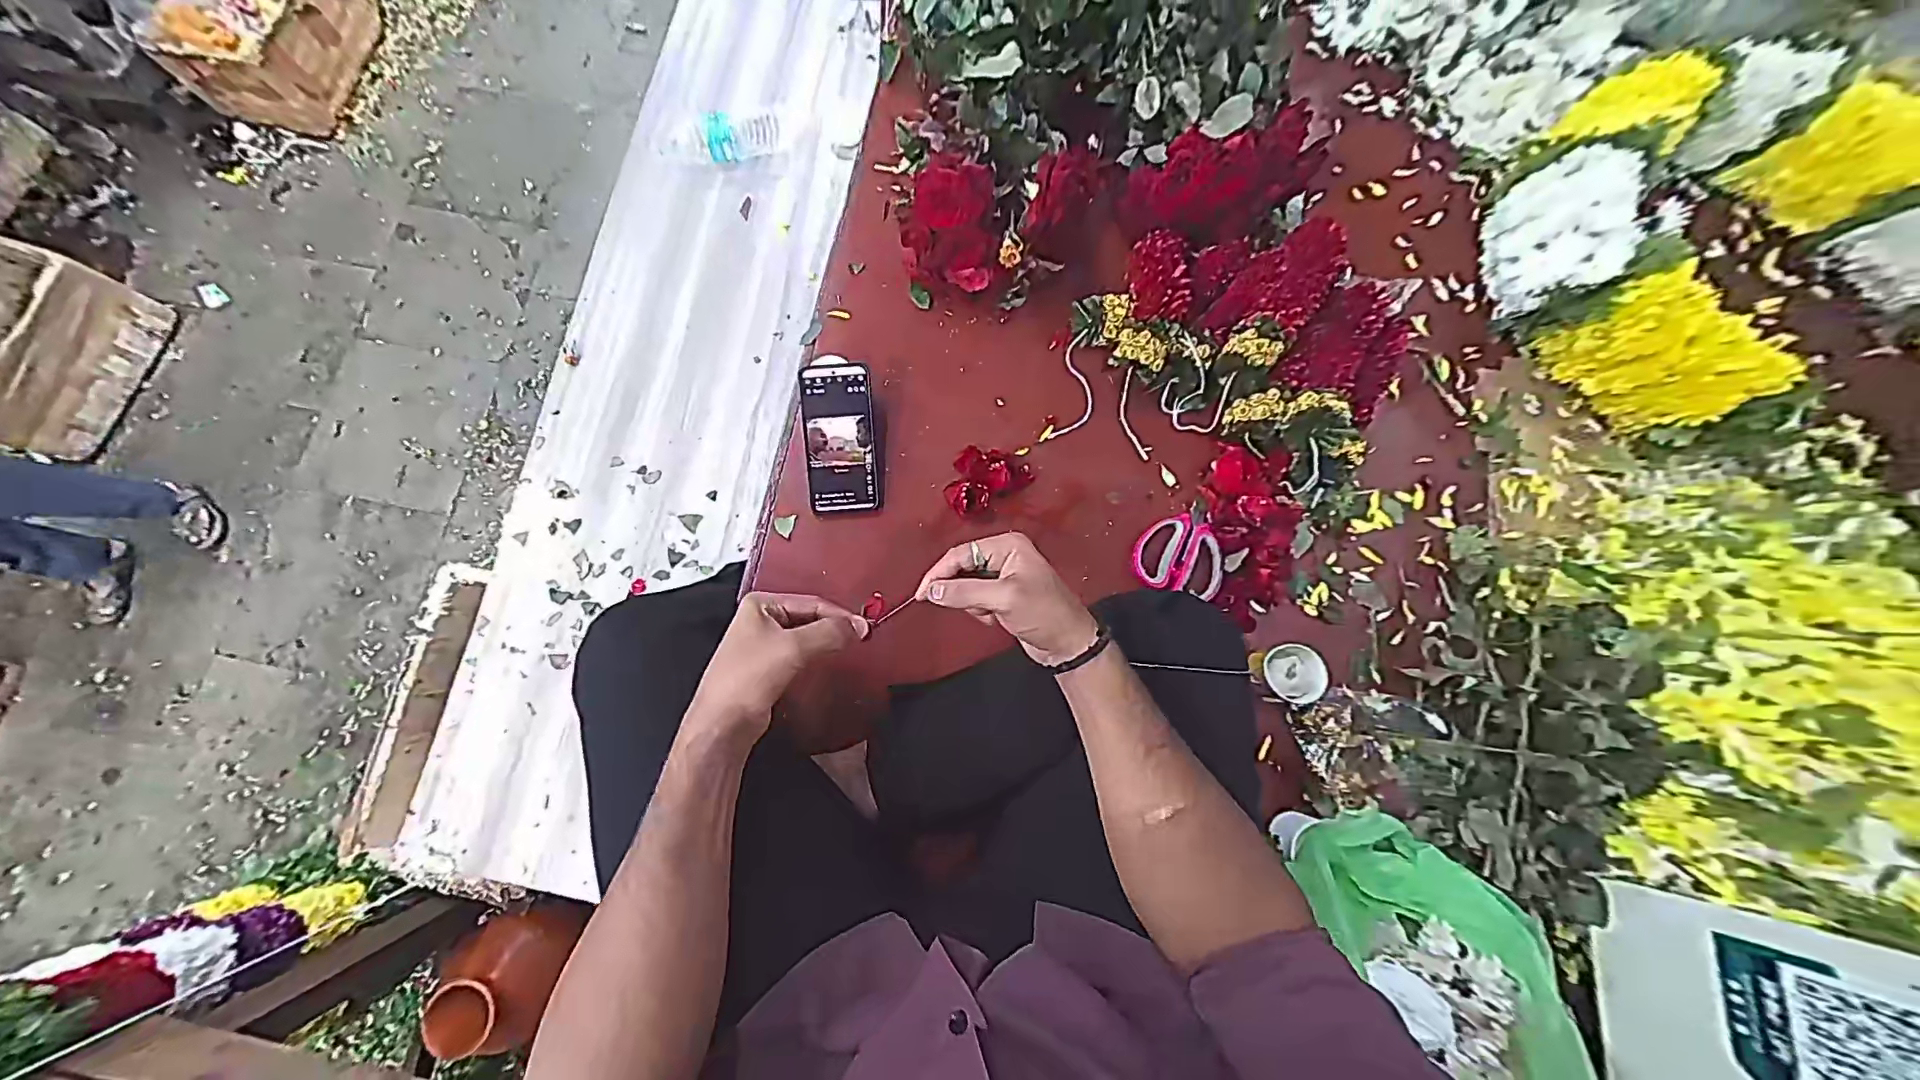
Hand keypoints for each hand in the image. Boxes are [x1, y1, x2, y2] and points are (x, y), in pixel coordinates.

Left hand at [687, 593, 868, 738]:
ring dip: (827, 644)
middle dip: (834, 629)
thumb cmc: (745, 681)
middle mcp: (760, 621)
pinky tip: (828, 665)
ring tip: (848, 651)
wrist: (723, 725)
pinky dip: (817, 658)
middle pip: (810, 618)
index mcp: (760, 605)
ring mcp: (764, 645)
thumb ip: (829, 633)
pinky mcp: (769, 668)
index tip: (862, 627)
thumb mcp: (793, 647)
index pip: (811, 602)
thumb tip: (857, 626)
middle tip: (859, 639)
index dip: (839, 615)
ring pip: (807, 638)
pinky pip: (801, 656)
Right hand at [915, 532, 1099, 666]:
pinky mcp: (1003, 593)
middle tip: (971, 608)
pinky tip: (997, 618)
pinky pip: (976, 598)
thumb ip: (964, 592)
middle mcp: (1005, 555)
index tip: (923, 593)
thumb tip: (932, 590)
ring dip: (973, 604)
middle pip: (962, 568)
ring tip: (993, 614)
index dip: (939, 573)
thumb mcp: (1003, 599)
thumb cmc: (1045, 614)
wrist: (1067, 643)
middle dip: (961, 591)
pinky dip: (981, 611)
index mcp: (1007, 545)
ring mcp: (1004, 575)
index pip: (961, 553)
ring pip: (966, 586)